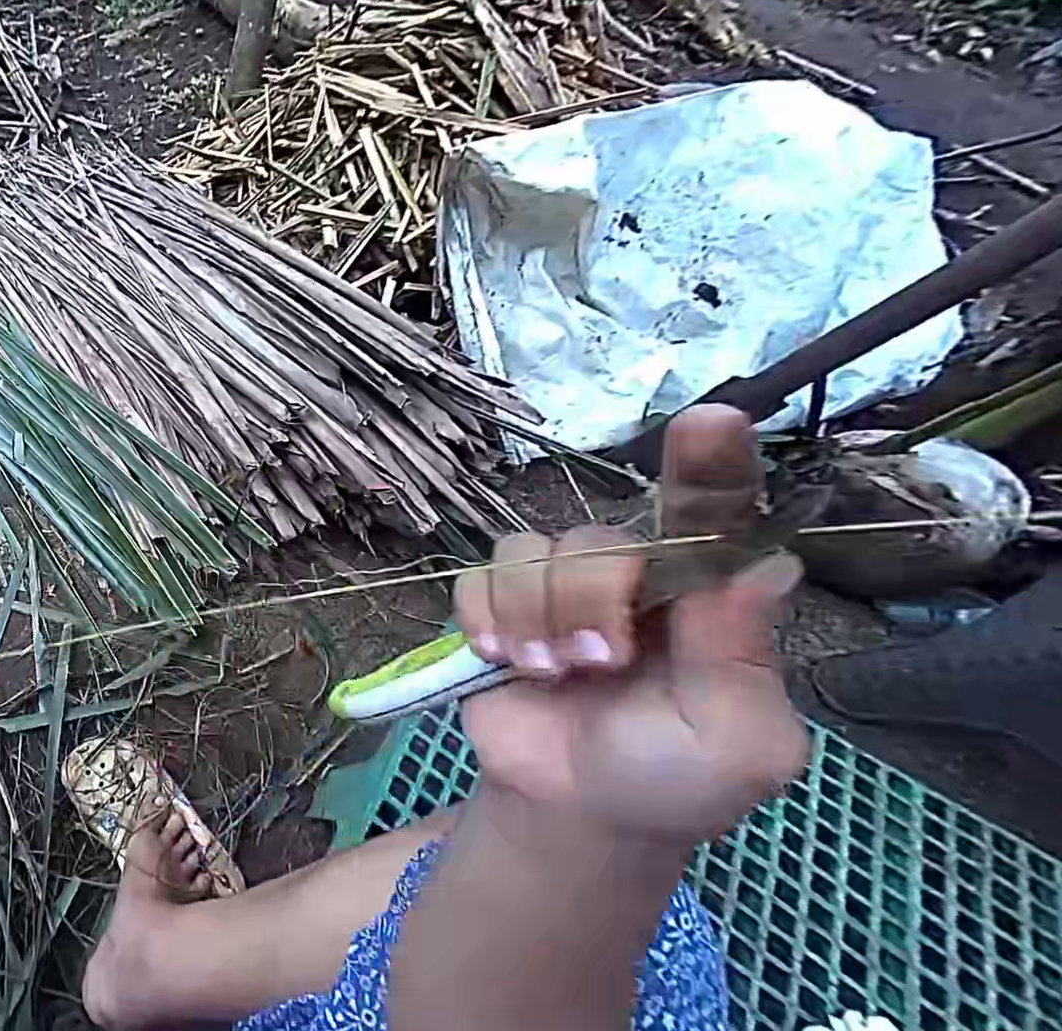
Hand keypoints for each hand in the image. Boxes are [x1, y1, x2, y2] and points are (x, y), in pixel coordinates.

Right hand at [453, 405, 808, 844]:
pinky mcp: (492, 605)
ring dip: (530, 620)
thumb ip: (738, 660)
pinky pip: (474, 579)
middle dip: (586, 602)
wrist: (569, 804)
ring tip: (545, 672)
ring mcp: (552, 588)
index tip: (708, 421)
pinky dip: (482, 619)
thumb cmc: (668, 778)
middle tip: (593, 664)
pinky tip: (499, 657)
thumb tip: (751, 568)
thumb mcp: (734, 742)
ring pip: (524, 554)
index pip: (708, 517)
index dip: (707, 466)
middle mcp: (626, 578)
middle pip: (592, 540)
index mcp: (696, 600)